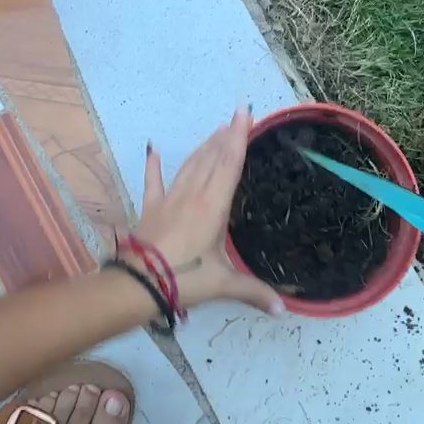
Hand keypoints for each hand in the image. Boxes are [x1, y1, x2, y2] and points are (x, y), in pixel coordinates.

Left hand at [132, 107, 284, 314]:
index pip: (230, 163)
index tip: (244, 113)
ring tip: (215, 132)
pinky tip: (153, 150)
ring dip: (203, 147)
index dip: (238, 136)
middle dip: (225, 136)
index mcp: (213, 205)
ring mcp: (169, 198)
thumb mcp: (222, 284)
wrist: (139, 282)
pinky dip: (153, 166)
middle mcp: (193, 194)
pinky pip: (153, 182)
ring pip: (189, 165)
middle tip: (236, 118)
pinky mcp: (151, 208)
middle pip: (212, 158)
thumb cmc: (184, 278)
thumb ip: (253, 292)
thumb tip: (283, 310)